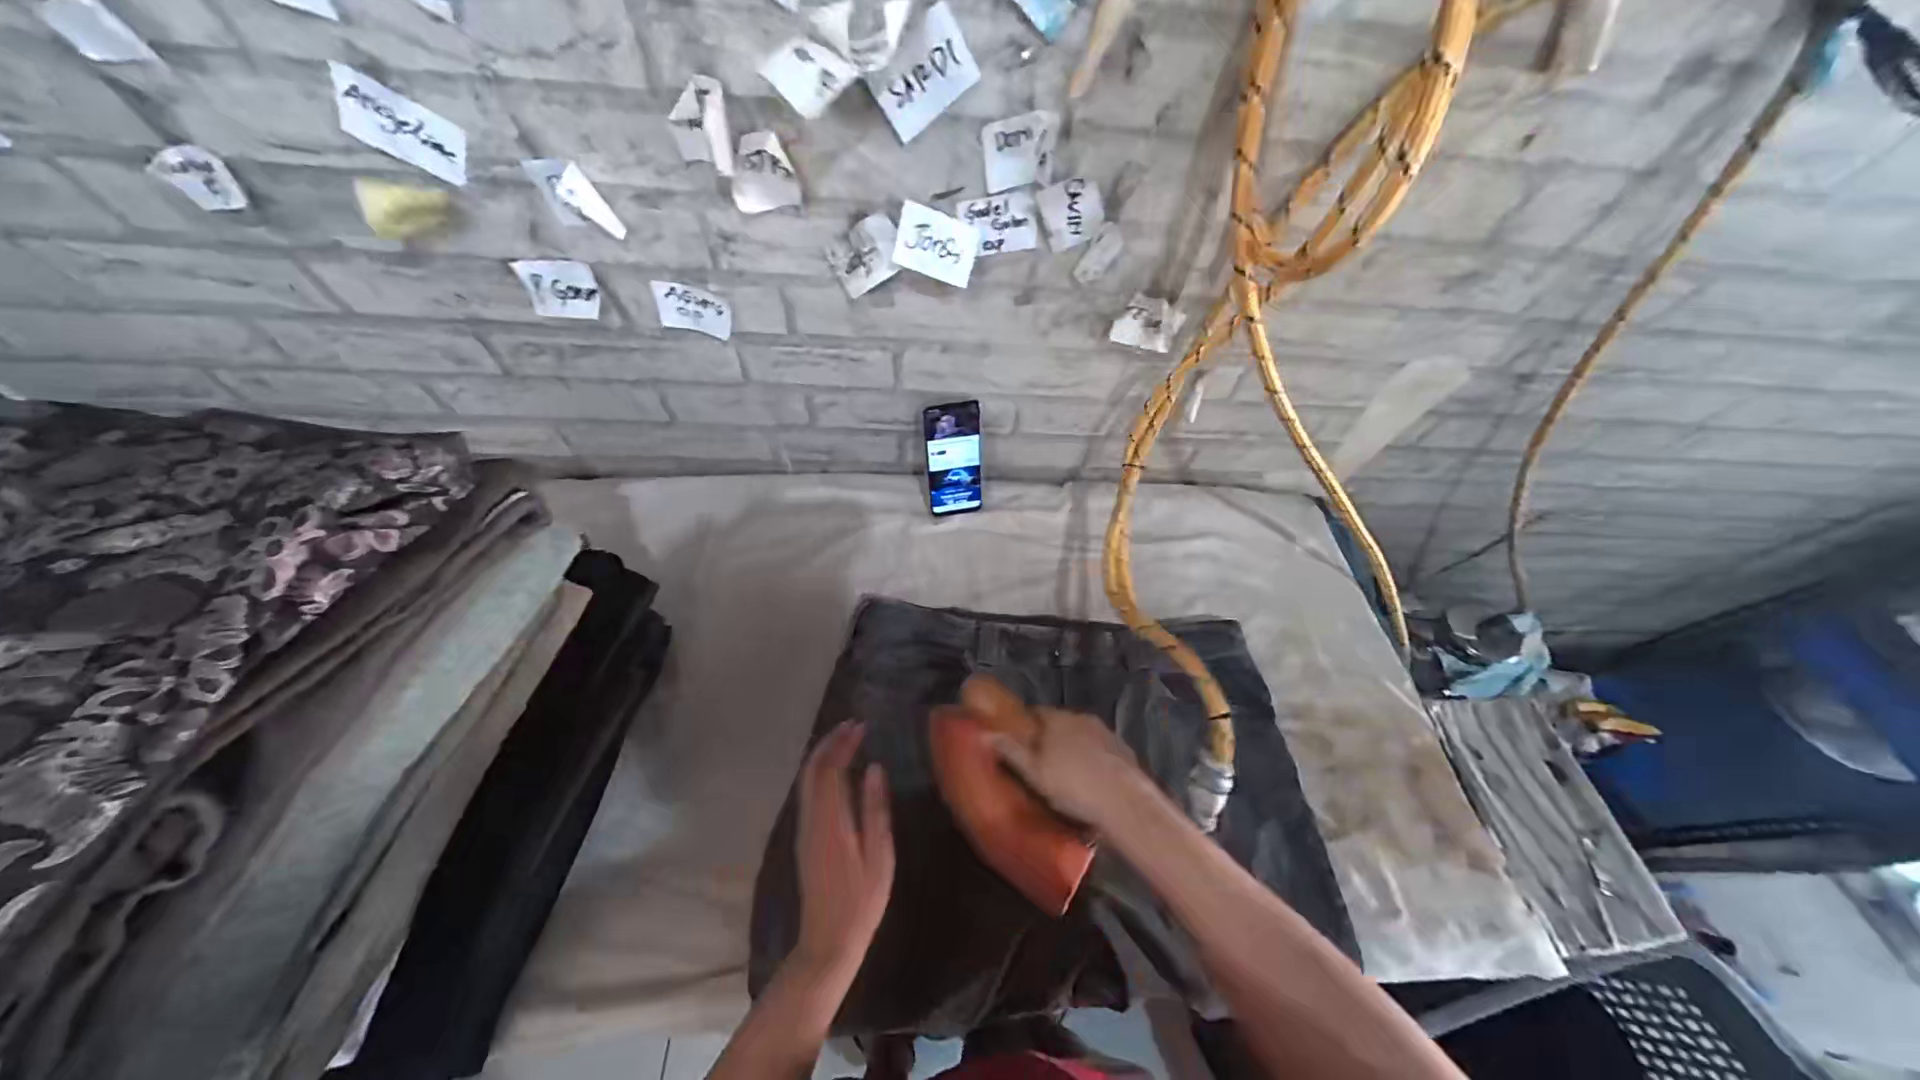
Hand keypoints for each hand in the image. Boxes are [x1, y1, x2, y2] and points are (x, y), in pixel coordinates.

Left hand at [794, 721, 893, 973]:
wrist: (827, 943)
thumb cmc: (861, 902)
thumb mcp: (879, 856)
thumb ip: (875, 810)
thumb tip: (874, 769)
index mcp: (830, 822)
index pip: (830, 770)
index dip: (843, 743)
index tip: (862, 725)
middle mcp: (811, 820)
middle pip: (811, 770)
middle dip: (830, 742)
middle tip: (853, 725)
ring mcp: (804, 829)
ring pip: (806, 781)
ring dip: (823, 755)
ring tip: (846, 739)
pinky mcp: (805, 838)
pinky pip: (808, 793)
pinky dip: (820, 772)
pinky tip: (837, 771)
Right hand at [988, 703, 1154, 830]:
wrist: (1125, 804)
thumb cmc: (1073, 787)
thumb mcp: (1033, 773)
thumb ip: (1010, 749)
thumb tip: (986, 731)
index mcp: (1056, 719)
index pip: (1034, 712)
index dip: (1024, 727)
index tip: (1019, 744)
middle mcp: (1081, 718)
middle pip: (1058, 723)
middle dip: (1048, 737)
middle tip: (1040, 764)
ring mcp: (1105, 732)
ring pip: (1080, 735)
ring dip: (1072, 747)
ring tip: (1066, 775)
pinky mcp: (1123, 749)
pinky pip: (1100, 749)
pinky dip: (1092, 759)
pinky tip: (1091, 781)